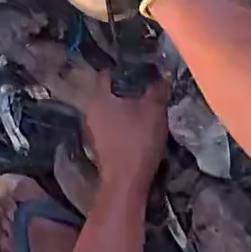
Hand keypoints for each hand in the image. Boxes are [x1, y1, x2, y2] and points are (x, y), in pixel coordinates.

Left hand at [81, 75, 170, 189]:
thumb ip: (157, 90)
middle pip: (108, 93)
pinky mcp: (97, 146)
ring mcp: (90, 130)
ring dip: (123, 109)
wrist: (126, 181)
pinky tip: (136, 129)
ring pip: (108, 111)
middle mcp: (89, 111)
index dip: (124, 70)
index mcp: (99, 97)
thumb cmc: (137, 140)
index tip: (139, 71)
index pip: (107, 74)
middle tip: (146, 89)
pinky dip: (121, 124)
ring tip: (143, 109)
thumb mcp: (154, 110)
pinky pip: (109, 127)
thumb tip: (161, 78)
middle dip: (125, 91)